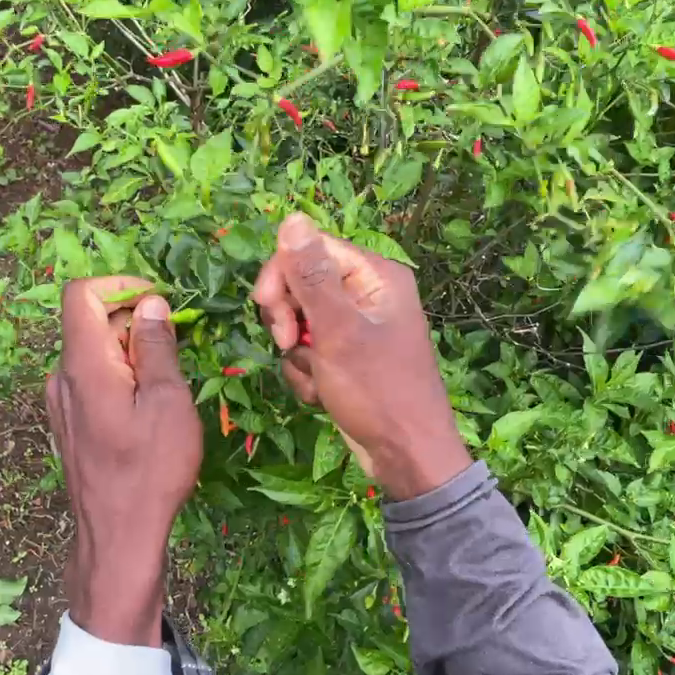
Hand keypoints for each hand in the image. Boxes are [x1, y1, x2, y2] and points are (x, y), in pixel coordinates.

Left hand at [46, 277, 202, 646]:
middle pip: (90, 323)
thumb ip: (156, 346)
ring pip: (94, 353)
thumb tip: (150, 304)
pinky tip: (149, 406)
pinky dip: (120, 375)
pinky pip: (92, 380)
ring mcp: (61, 403)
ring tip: (169, 380)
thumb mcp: (167, 401)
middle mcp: (61, 377)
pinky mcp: (69, 424)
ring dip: (130, 350)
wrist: (118, 537)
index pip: (80, 294)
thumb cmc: (150, 468)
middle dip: (134, 320)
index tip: (158, 300)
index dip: (119, 284)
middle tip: (178, 343)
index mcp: (82, 363)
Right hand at [252, 214, 470, 499]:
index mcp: (376, 276)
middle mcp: (368, 295)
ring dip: (298, 354)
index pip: (311, 250)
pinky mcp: (348, 358)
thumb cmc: (378, 390)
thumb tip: (292, 218)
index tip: (268, 309)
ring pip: (300, 323)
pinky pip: (310, 352)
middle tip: (291, 343)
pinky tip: (323, 394)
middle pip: (302, 285)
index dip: (282, 277)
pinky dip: (308, 374)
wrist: (406, 456)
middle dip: (289, 321)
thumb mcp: (338, 330)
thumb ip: (311, 276)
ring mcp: (358, 329)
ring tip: (320, 379)